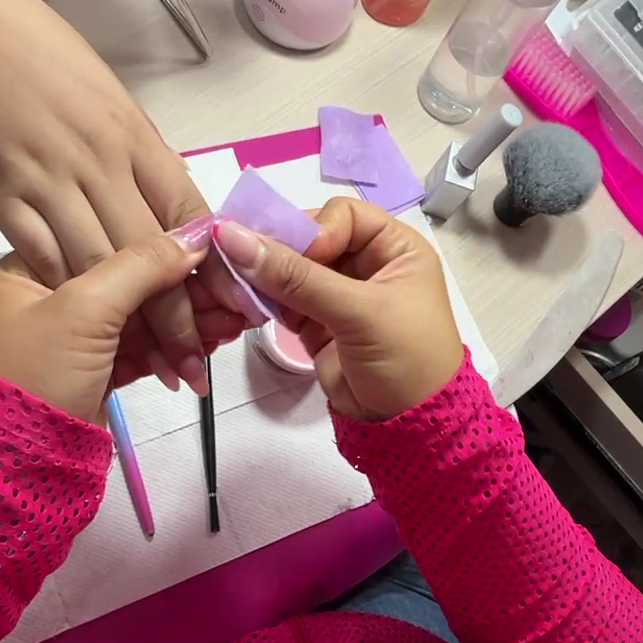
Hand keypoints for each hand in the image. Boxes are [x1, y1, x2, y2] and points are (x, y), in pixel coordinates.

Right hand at [0, 0, 241, 396]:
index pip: (186, 210)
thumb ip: (138, 156)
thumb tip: (171, 210)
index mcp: (130, 132)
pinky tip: (90, 328)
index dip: (213, 265)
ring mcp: (45, 181)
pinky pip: (44, 260)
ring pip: (100, 268)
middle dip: (179, 316)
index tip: (233, 304)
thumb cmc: (29, 47)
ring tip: (156, 363)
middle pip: (149, 253)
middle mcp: (95, 161)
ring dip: (130, 324)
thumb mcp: (105, 94)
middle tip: (197, 360)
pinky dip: (70, 298)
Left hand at [0, 229, 249, 423]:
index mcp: (31, 268)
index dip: (164, 251)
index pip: (108, 242)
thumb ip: (142, 265)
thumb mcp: (86, 308)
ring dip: (188, 326)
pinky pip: (141, 351)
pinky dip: (172, 353)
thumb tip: (199, 231)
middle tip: (234, 301)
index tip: (213, 259)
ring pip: (142, 320)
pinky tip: (204, 355)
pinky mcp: (95, 372)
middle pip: (131, 284)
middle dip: (186, 295)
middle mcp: (51, 297)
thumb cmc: (40, 374)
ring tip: (232, 329)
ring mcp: (74, 338)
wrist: (18, 466)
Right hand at [211, 198, 462, 420]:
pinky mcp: (317, 325)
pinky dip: (265, 300)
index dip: (314, 231)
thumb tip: (234, 238)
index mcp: (394, 249)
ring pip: (292, 270)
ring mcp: (339, 296)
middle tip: (246, 262)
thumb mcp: (358, 312)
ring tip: (237, 282)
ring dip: (266, 276)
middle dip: (281, 250)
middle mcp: (366, 265)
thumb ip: (297, 277)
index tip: (296, 258)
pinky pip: (284, 300)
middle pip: (311, 239)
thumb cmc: (404, 359)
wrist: (408, 427)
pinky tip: (245, 303)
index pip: (342, 216)